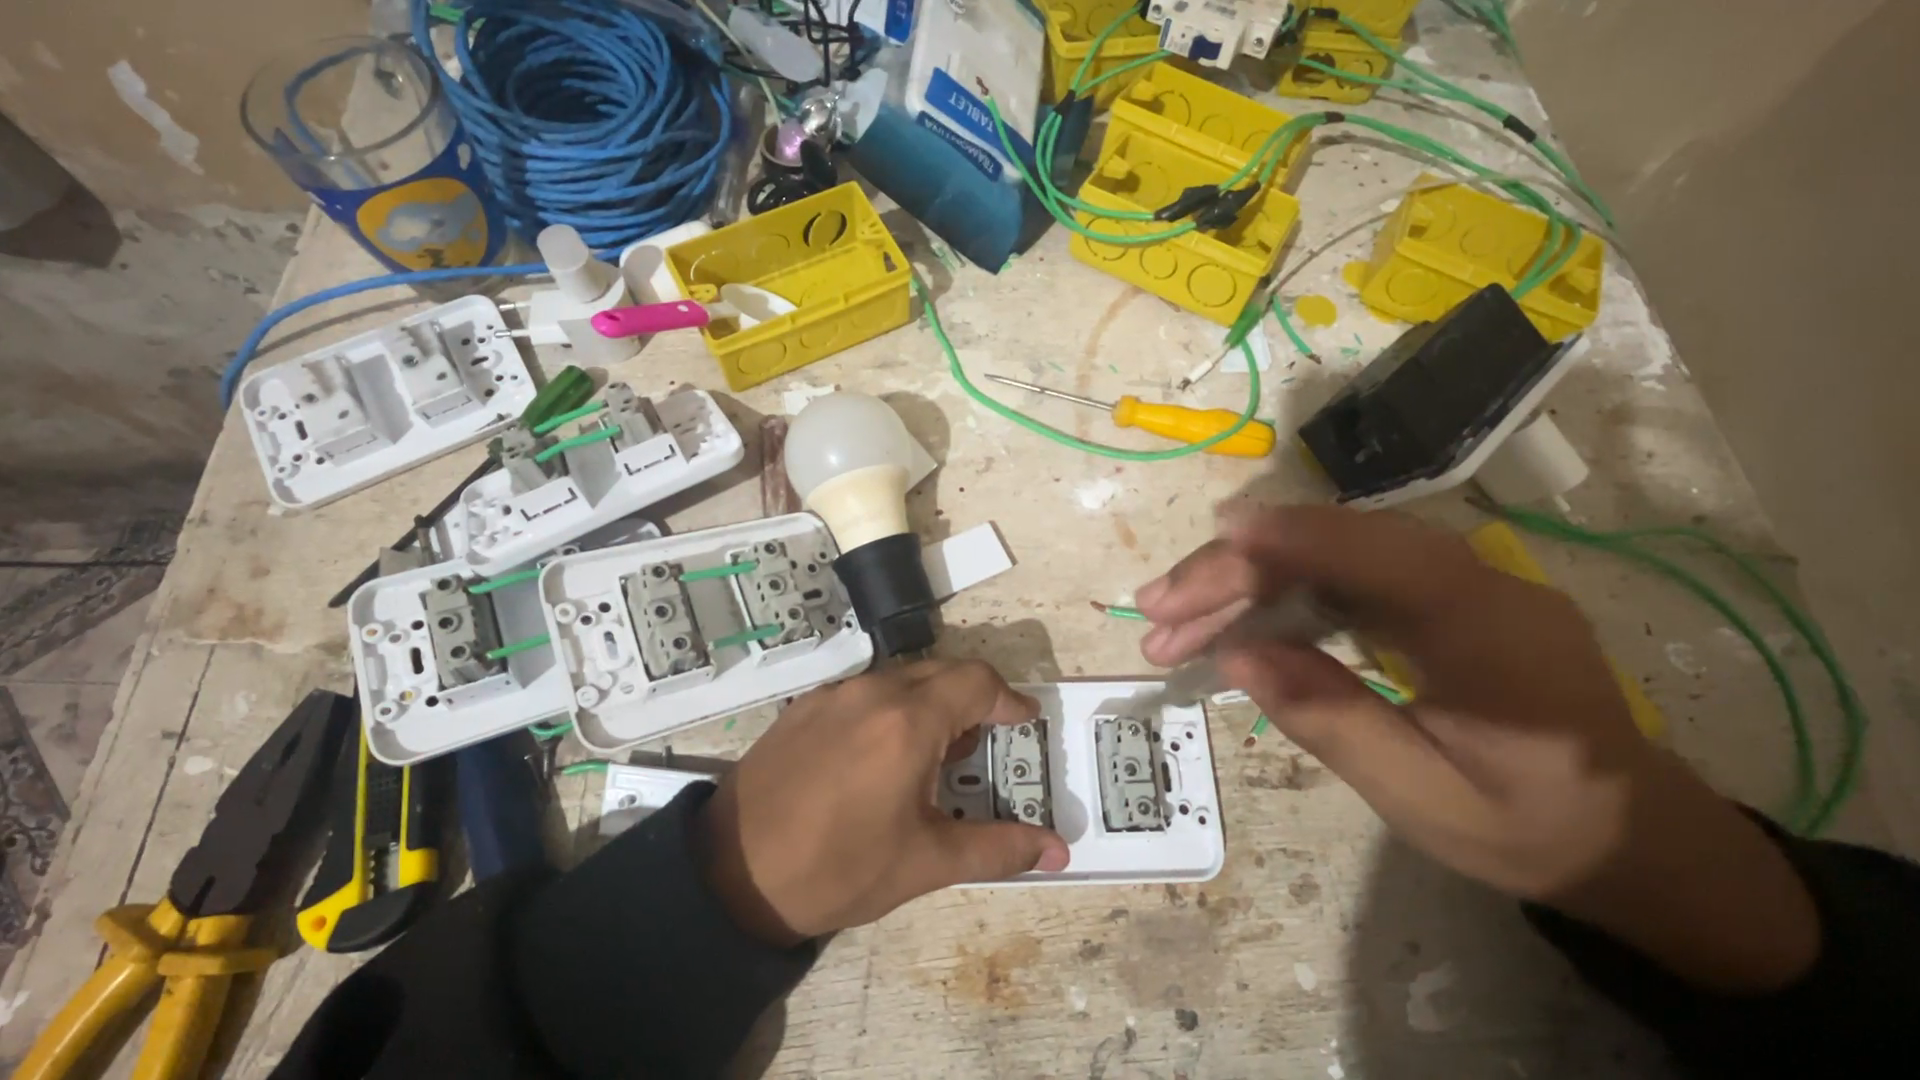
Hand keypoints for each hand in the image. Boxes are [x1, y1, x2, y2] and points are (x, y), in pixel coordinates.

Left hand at [698, 660, 1069, 945]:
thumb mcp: (924, 864)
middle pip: (941, 672)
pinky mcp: (801, 708)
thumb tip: (1057, 851)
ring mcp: (831, 695)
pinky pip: (862, 692)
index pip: (976, 681)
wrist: (730, 875)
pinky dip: (890, 708)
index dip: (1009, 699)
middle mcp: (871, 692)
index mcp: (908, 721)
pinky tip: (879, 756)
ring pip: (899, 678)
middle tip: (984, 743)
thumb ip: (997, 848)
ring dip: (929, 703)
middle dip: (972, 699)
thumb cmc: (837, 869)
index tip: (1024, 721)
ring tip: (933, 755)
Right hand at [1137, 505, 1818, 992]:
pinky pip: (1347, 581)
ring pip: (1331, 558)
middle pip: (1335, 544)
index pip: (1369, 552)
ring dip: (1248, 582)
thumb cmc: (1533, 828)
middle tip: (1156, 611)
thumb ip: (1331, 720)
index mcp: (1483, 622)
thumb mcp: (1425, 797)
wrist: (1631, 840)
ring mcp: (1456, 587)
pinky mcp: (1438, 604)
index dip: (1282, 538)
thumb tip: (1236, 656)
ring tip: (1174, 626)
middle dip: (1236, 569)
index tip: (1207, 544)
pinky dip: (1282, 598)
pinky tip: (1235, 627)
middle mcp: (1472, 581)